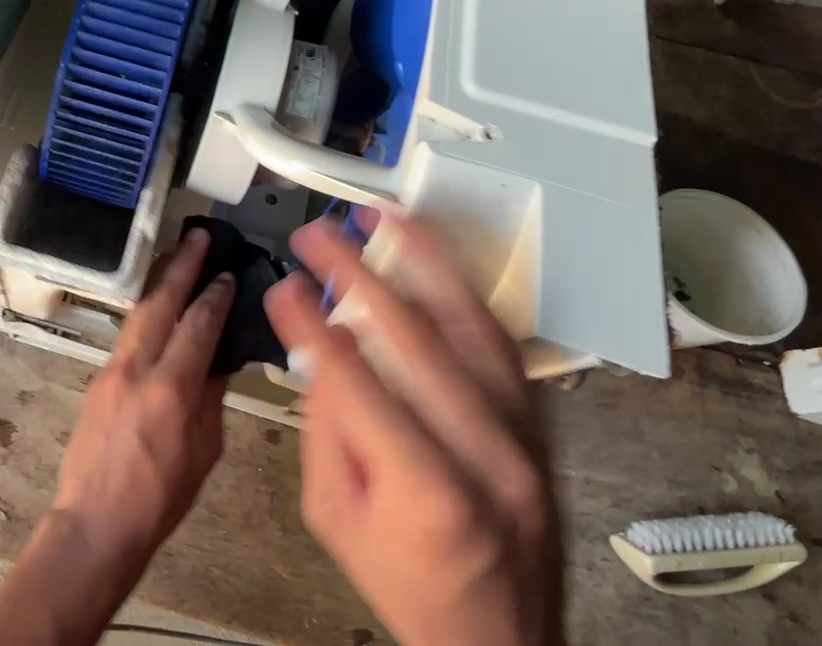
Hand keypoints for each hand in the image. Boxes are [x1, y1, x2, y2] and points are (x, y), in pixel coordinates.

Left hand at [51, 226, 234, 563]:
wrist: (96, 522)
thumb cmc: (160, 497)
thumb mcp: (204, 451)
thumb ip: (210, 399)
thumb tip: (218, 361)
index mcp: (170, 389)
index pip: (198, 326)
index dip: (214, 296)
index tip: (227, 272)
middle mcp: (136, 369)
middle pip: (160, 303)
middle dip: (180, 265)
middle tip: (196, 234)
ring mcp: (110, 371)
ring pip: (138, 315)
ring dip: (159, 283)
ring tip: (176, 256)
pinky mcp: (97, 380)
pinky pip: (127, 337)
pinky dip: (146, 314)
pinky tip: (158, 308)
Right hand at [266, 213, 560, 645]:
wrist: (502, 635)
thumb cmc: (409, 583)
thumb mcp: (335, 514)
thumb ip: (327, 425)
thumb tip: (320, 347)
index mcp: (429, 489)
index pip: (358, 381)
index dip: (314, 326)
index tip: (285, 287)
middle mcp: (488, 453)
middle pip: (415, 338)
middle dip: (356, 274)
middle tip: (318, 236)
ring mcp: (523, 433)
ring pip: (469, 323)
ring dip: (420, 259)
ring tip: (380, 217)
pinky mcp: (536, 420)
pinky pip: (497, 338)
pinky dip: (458, 289)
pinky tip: (428, 258)